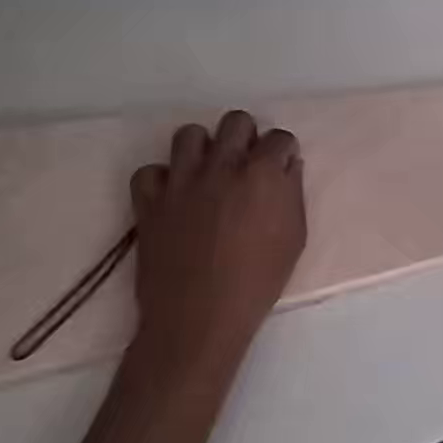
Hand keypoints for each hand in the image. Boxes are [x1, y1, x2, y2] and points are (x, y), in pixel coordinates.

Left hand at [129, 111, 306, 363]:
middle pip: (235, 121)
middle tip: (245, 162)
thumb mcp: (294, 239)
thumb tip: (288, 166)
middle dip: (246, 136)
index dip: (283, 151)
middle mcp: (222, 166)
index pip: (280, 138)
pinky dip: (160, 180)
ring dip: (202, 148)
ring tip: (207, 172)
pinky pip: (149, 172)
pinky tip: (173, 196)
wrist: (198, 321)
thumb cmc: (256, 283)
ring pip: (189, 134)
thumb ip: (292, 193)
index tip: (280, 166)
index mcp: (262, 174)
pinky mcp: (150, 202)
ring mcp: (182, 181)